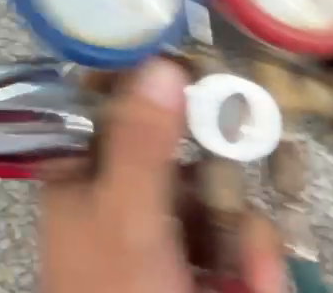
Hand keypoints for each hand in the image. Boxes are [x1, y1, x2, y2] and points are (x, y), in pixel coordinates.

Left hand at [40, 59, 285, 292]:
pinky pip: (237, 247)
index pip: (113, 100)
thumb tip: (162, 61)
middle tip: (244, 183)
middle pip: (180, 149)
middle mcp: (119, 192)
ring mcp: (162, 235)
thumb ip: (143, 141)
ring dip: (242, 234)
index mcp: (80, 169)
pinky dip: (253, 270)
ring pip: (218, 199)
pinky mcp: (201, 273)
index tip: (202, 68)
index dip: (155, 81)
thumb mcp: (126, 217)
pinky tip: (252, 287)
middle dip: (219, 173)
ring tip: (240, 275)